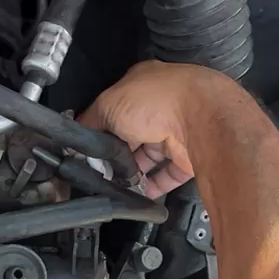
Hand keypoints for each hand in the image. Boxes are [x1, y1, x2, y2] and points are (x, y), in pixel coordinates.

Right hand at [79, 59, 256, 196]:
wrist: (200, 119)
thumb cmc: (161, 100)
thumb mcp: (108, 105)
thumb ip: (89, 121)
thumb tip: (78, 136)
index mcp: (141, 86)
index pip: (114, 108)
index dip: (100, 127)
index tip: (90, 146)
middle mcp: (161, 107)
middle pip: (130, 136)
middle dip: (116, 154)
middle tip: (102, 167)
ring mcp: (176, 132)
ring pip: (147, 158)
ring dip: (132, 172)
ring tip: (118, 182)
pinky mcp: (187, 157)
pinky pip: (165, 176)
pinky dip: (152, 186)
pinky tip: (139, 192)